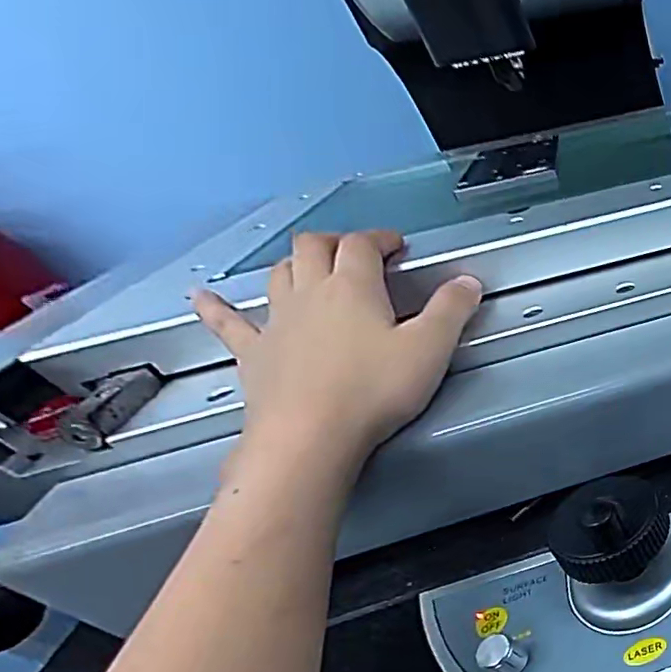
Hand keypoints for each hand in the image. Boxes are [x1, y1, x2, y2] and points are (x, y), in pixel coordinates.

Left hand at [192, 231, 482, 473]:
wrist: (311, 433)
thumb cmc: (376, 389)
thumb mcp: (431, 347)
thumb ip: (451, 310)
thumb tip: (467, 281)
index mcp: (352, 289)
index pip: (361, 246)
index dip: (379, 238)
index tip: (396, 244)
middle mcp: (309, 294)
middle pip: (313, 248)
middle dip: (336, 242)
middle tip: (357, 250)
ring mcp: (276, 322)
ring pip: (279, 274)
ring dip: (295, 262)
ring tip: (309, 263)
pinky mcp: (254, 352)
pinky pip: (228, 322)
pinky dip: (216, 306)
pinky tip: (202, 297)